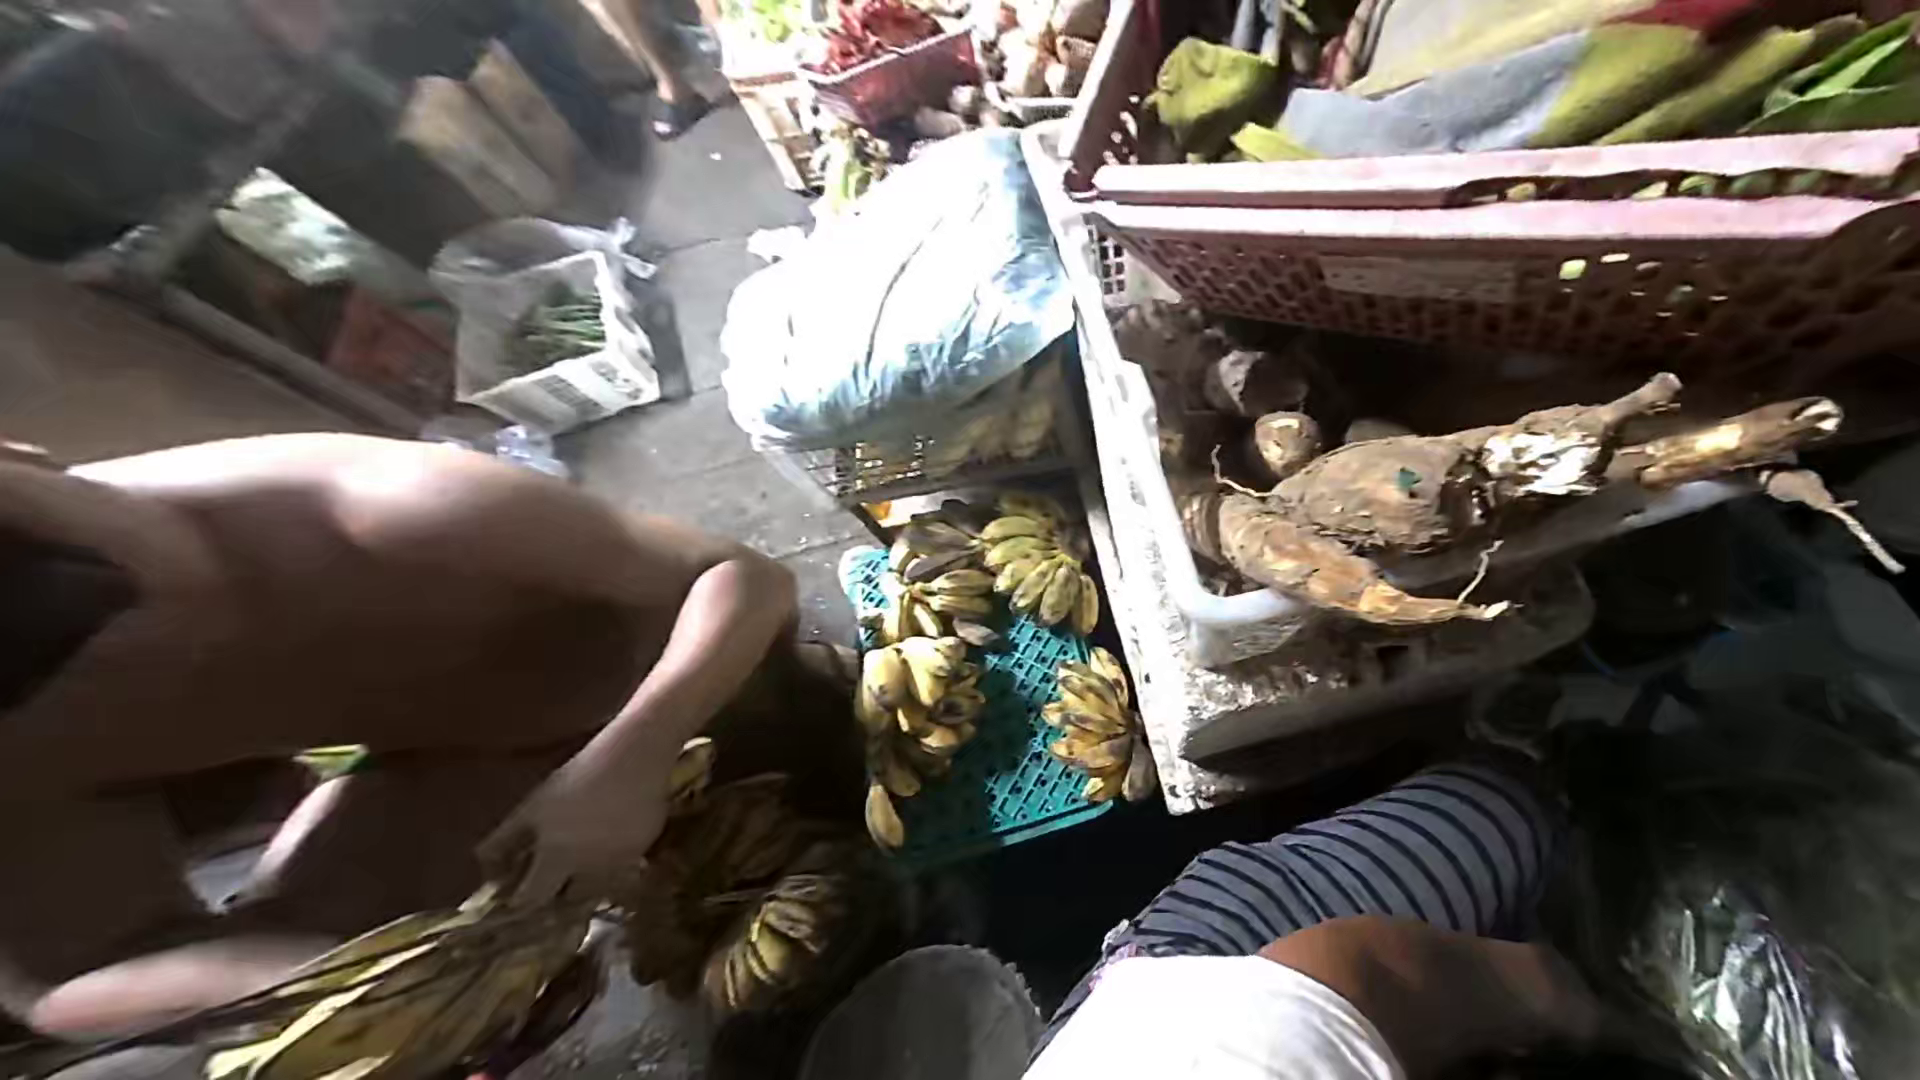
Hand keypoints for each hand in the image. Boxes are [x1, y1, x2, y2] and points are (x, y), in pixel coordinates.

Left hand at [479, 751, 673, 905]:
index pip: (531, 900)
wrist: (636, 755)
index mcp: (557, 860)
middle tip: (558, 867)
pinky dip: (617, 856)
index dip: (522, 897)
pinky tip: (615, 832)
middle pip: (571, 898)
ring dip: (591, 877)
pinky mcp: (648, 845)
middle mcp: (590, 870)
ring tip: (589, 852)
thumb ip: (504, 842)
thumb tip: (486, 870)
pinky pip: (628, 862)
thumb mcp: (534, 805)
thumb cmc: (580, 776)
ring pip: (602, 884)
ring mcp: (623, 860)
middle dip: (561, 888)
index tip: (520, 887)